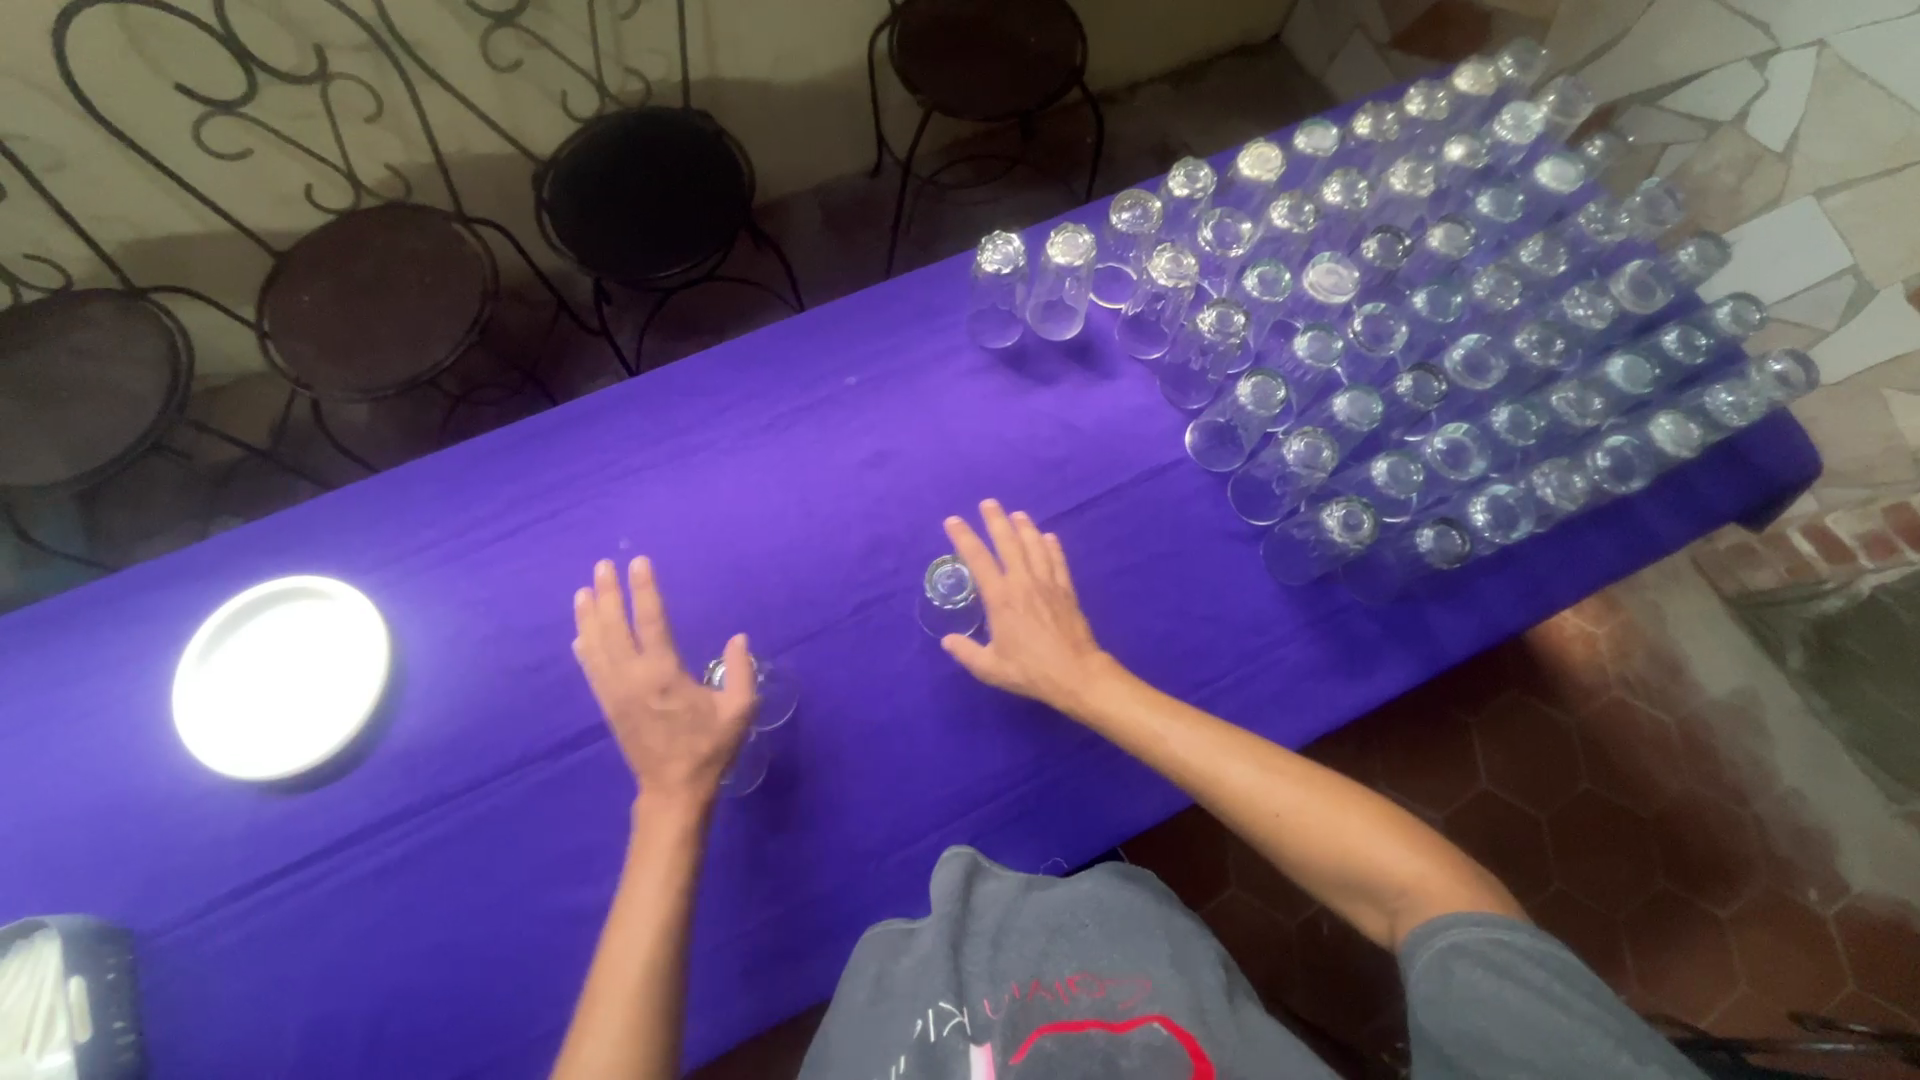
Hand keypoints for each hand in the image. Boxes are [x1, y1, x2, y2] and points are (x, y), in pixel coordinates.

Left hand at [571, 557, 757, 808]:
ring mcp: (615, 692)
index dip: (644, 590)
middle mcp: (633, 678)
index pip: (651, 621)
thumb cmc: (710, 748)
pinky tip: (580, 632)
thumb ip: (741, 671)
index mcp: (665, 674)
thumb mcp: (739, 710)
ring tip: (584, 589)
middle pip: (614, 627)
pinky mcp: (608, 705)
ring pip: (596, 645)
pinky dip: (584, 647)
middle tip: (602, 565)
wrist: (673, 789)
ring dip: (589, 615)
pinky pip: (591, 669)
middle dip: (608, 594)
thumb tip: (738, 638)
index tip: (638, 563)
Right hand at [941, 500, 1117, 710]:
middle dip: (996, 521)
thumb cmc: (1029, 671)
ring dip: (1025, 528)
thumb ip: (966, 652)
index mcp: (1001, 599)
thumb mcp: (990, 668)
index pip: (978, 560)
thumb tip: (948, 641)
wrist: (1075, 674)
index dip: (964, 538)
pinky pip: (1058, 562)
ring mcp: (1048, 585)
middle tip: (988, 503)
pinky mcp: (1066, 592)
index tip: (954, 521)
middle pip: (1008, 543)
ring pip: (1035, 547)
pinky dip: (1052, 547)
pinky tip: (1049, 537)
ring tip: (1017, 514)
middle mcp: (1023, 583)